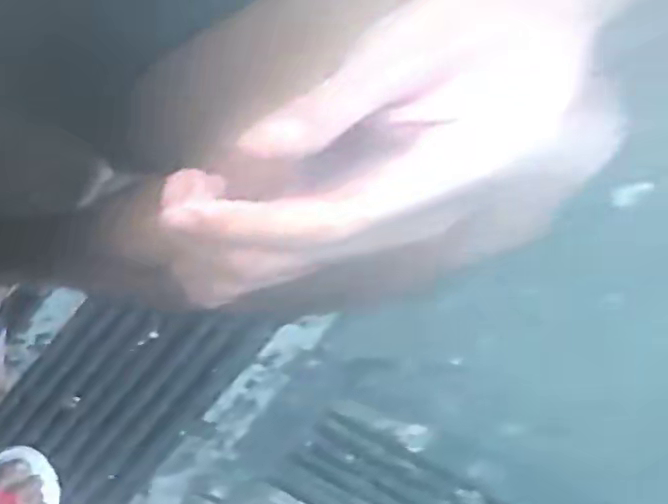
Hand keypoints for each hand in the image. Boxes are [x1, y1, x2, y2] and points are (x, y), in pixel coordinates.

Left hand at [155, 0, 622, 307]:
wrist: (536, 37)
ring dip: (209, 245)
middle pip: (285, 262)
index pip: (324, 228)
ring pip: (268, 269)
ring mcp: (375, 236)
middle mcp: (409, 226)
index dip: (243, 227)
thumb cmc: (489, 22)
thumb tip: (253, 149)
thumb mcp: (418, 43)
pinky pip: (271, 254)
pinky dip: (224, 239)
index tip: (181, 212)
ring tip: (185, 187)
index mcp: (453, 176)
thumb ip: (335, 102)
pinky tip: (205, 195)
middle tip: (177, 186)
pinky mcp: (347, 230)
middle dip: (213, 236)